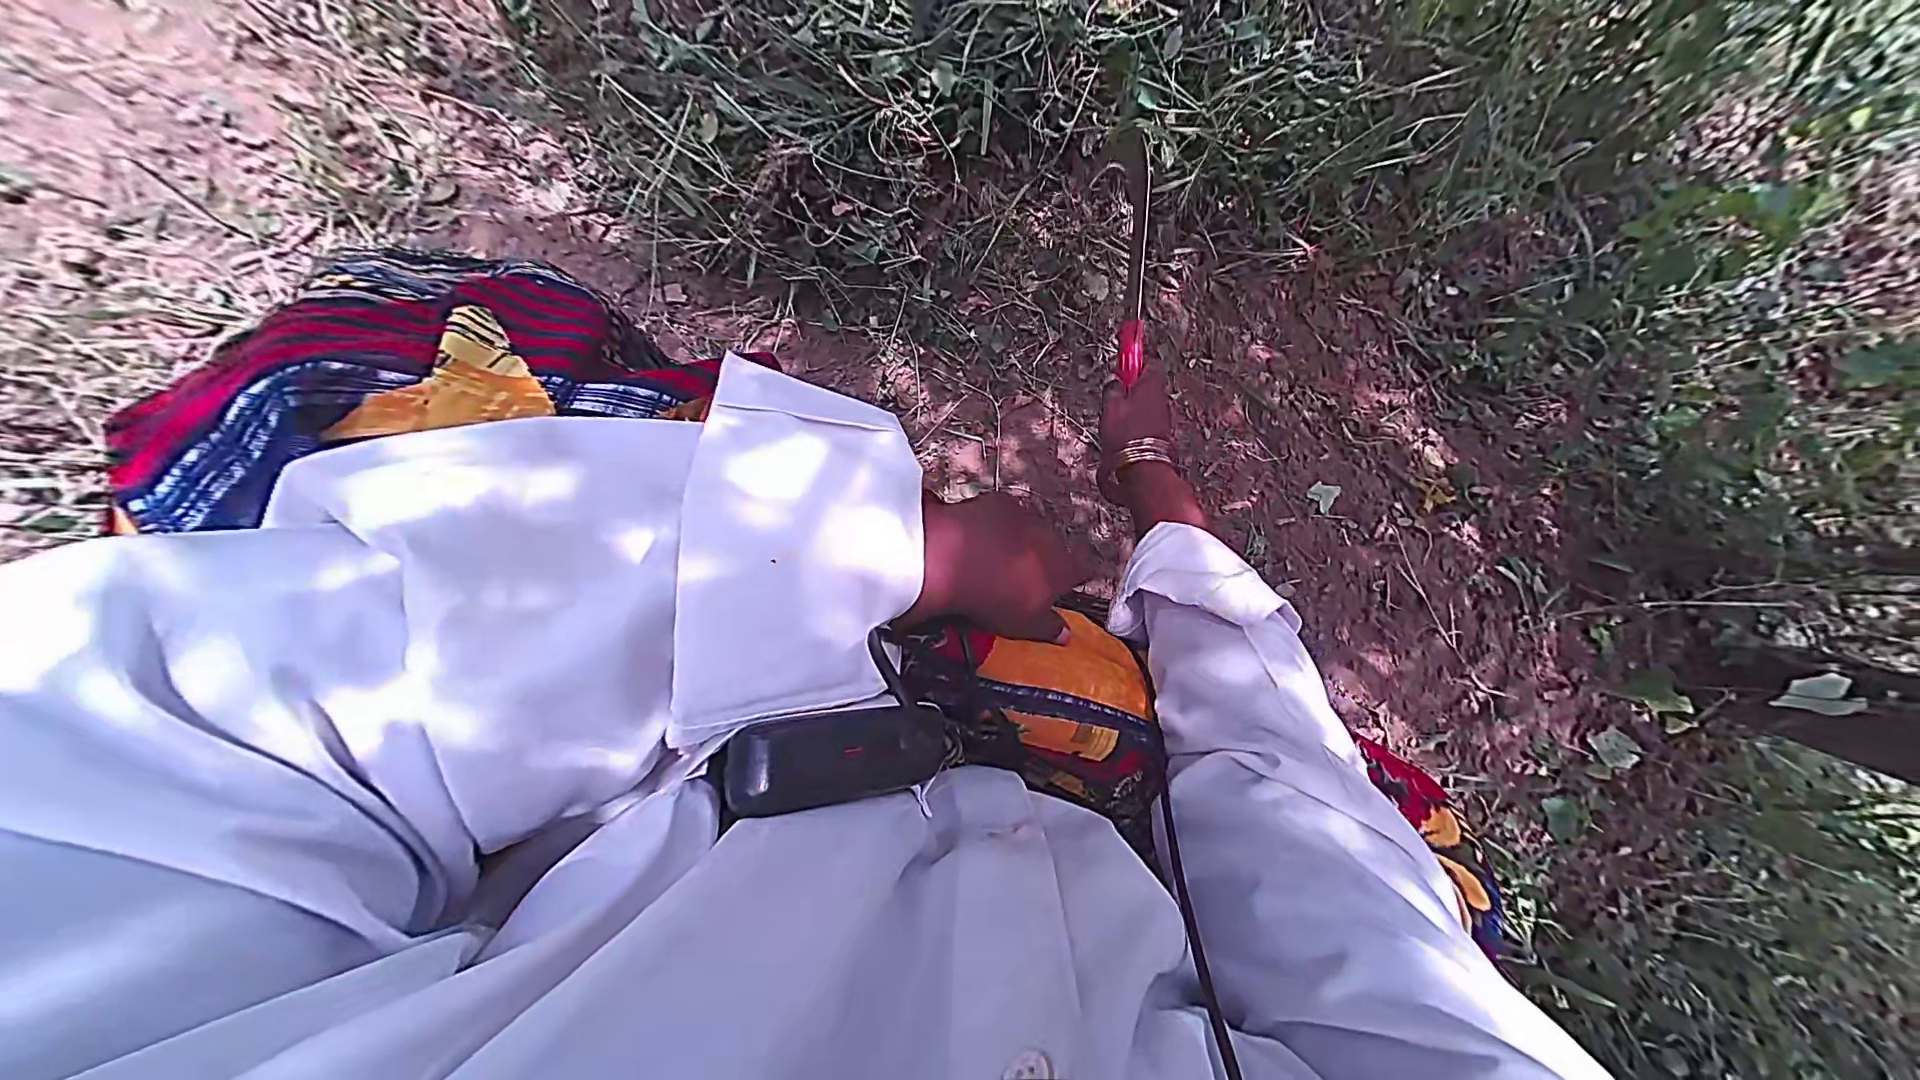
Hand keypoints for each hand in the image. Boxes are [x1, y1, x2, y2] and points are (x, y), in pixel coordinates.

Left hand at [901, 491, 1087, 642]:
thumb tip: (1061, 634)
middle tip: (1020, 577)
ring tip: (993, 560)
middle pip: (1054, 546)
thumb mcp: (1024, 624)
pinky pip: (1000, 514)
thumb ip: (1048, 627)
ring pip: (1028, 528)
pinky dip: (992, 525)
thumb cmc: (993, 592)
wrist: (957, 558)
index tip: (1068, 581)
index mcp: (1063, 568)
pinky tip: (976, 541)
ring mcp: (1024, 516)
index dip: (1076, 575)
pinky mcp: (997, 502)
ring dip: (1016, 541)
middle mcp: (1050, 536)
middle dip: (1040, 558)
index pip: (1083, 569)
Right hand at [1098, 366, 1208, 535]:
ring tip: (1117, 420)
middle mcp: (1163, 400)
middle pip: (1148, 385)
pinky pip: (1148, 423)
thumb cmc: (1127, 438)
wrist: (1142, 471)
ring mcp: (1164, 419)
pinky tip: (1124, 435)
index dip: (1135, 360)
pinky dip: (1137, 424)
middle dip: (1132, 388)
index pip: (1149, 362)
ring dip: (1134, 408)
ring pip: (1148, 405)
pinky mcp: (1161, 436)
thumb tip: (1115, 382)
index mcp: (1151, 386)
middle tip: (1115, 394)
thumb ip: (1113, 389)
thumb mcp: (1110, 407)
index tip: (1125, 359)